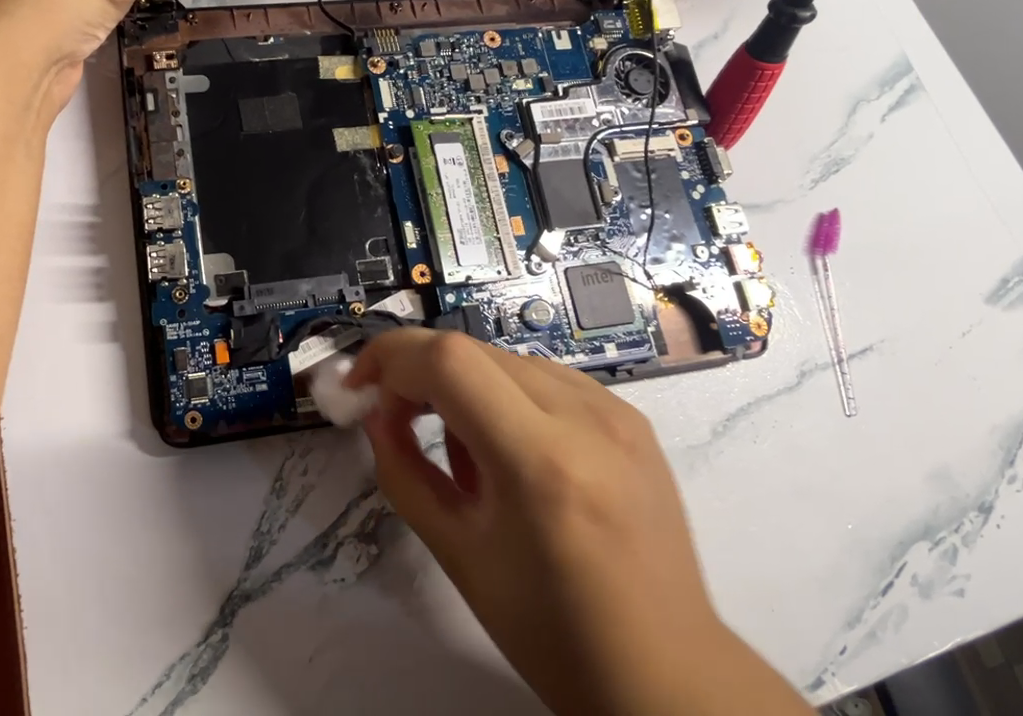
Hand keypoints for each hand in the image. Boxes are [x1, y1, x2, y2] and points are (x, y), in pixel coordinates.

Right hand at [348, 329, 811, 715]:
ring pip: (508, 359)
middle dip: (417, 371)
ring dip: (461, 382)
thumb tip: (376, 415)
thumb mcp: (457, 554)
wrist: (662, 670)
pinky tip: (503, 447)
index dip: (390, 357)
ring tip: (455, 447)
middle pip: (475, 350)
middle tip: (393, 417)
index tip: (359, 390)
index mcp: (542, 462)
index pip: (449, 360)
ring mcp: (617, 413)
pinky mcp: (631, 419)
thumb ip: (405, 472)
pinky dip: (504, 394)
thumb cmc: (551, 630)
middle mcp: (587, 418)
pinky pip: (546, 379)